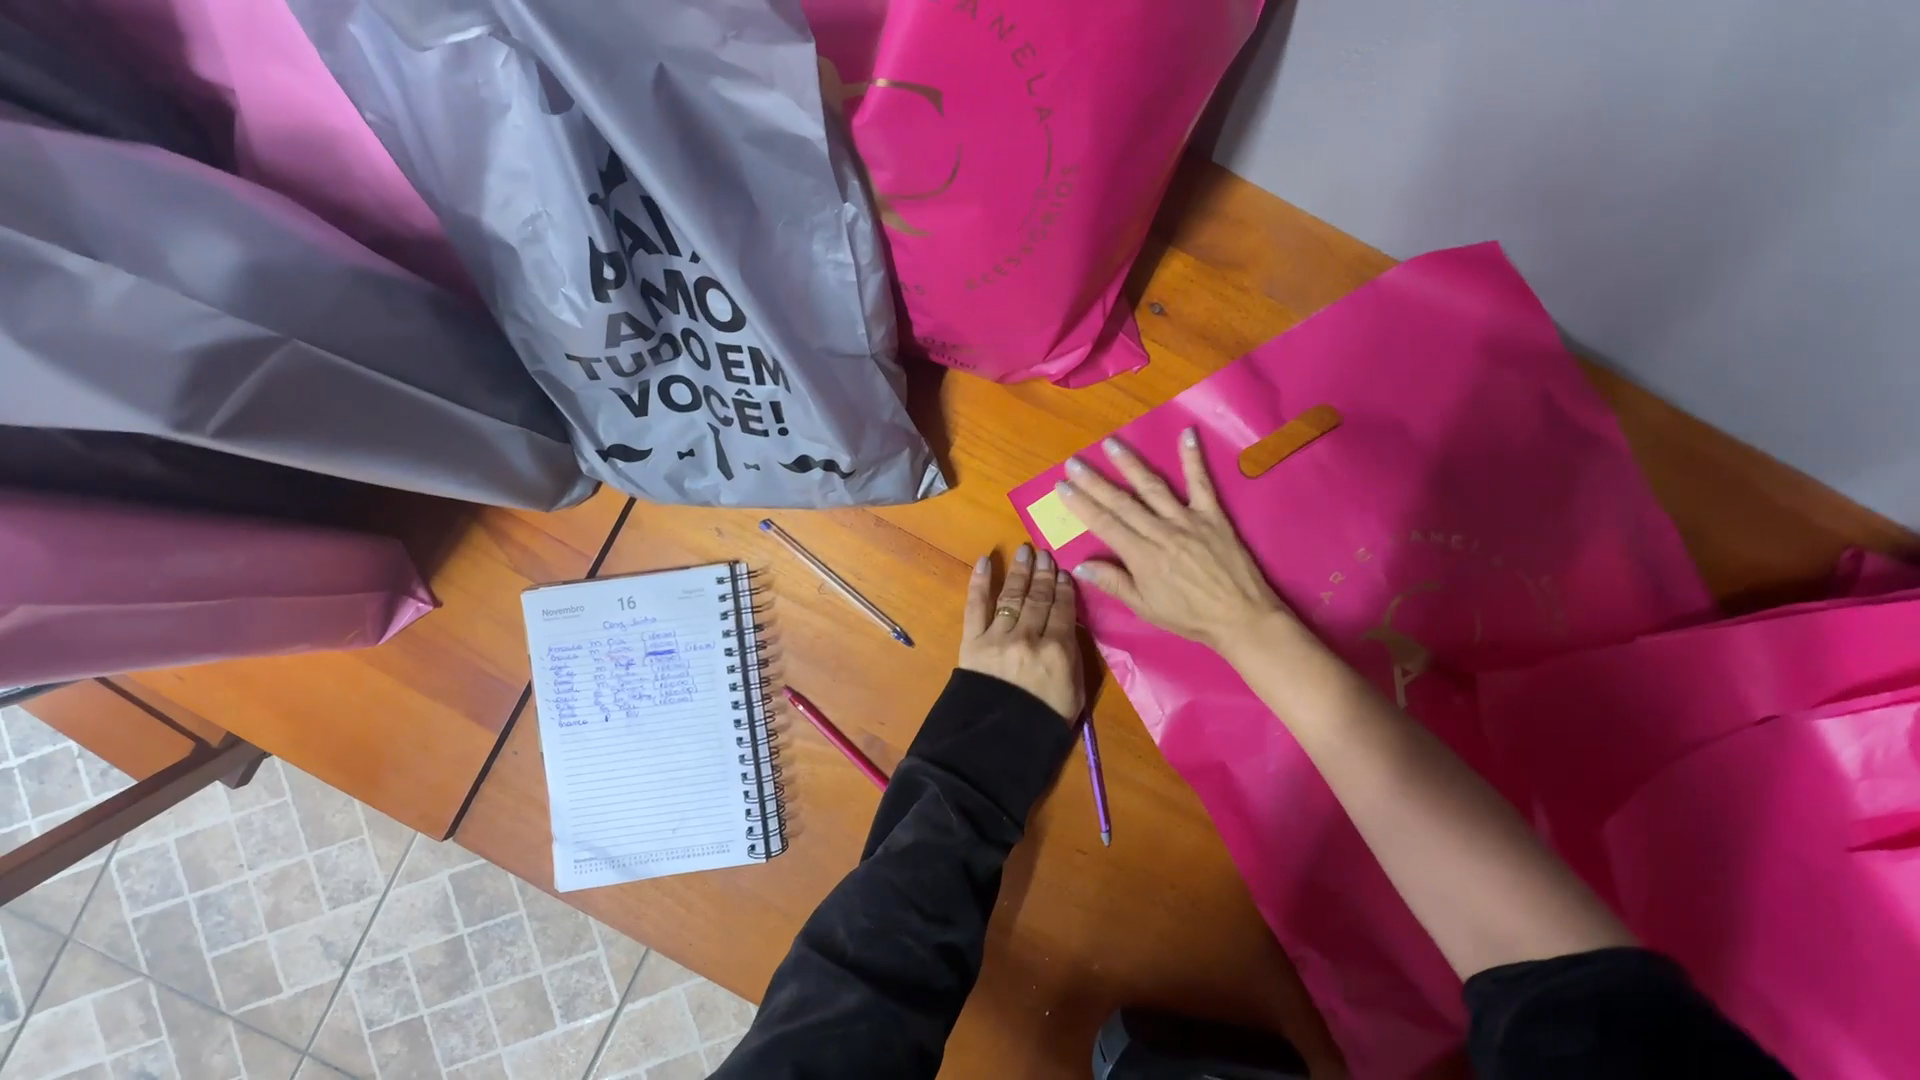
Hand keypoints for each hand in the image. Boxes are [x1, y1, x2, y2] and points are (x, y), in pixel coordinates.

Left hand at [957, 545, 1084, 719]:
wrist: (998, 741)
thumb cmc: (1043, 722)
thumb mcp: (1075, 692)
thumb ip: (1074, 657)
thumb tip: (1069, 628)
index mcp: (1059, 649)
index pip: (1063, 608)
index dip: (1063, 586)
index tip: (1063, 570)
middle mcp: (1029, 636)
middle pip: (1038, 597)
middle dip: (1043, 573)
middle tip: (1044, 553)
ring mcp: (998, 637)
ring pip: (1011, 596)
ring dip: (1019, 572)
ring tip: (1024, 551)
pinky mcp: (973, 642)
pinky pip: (976, 606)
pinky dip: (979, 582)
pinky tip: (986, 561)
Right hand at [1056, 430, 1298, 655]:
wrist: (1241, 617)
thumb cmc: (1190, 618)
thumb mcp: (1146, 608)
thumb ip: (1114, 583)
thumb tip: (1080, 565)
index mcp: (1142, 557)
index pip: (1104, 524)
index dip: (1081, 504)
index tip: (1062, 487)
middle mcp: (1161, 533)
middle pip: (1122, 502)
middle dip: (1094, 481)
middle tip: (1073, 462)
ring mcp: (1188, 520)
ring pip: (1153, 487)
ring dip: (1130, 463)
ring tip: (1111, 444)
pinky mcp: (1213, 515)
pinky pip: (1201, 483)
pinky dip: (1194, 458)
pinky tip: (1187, 434)